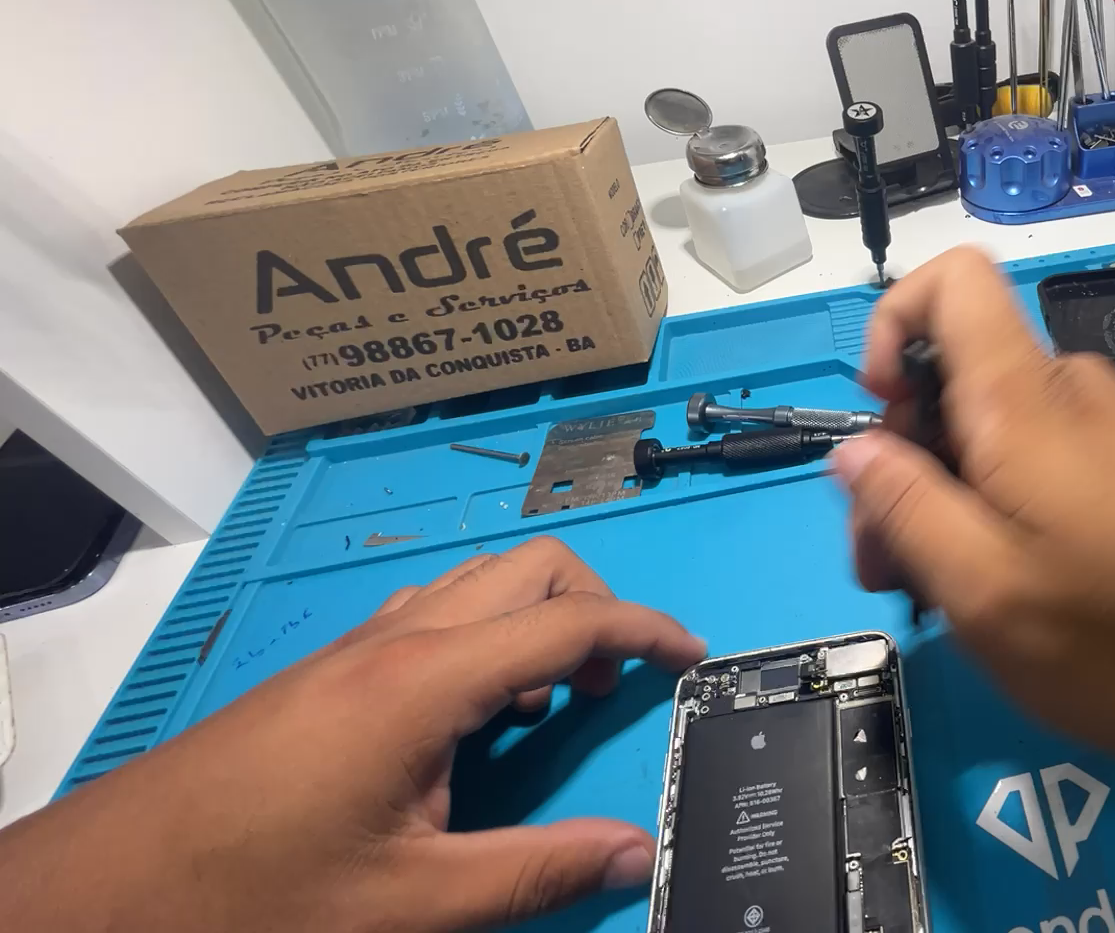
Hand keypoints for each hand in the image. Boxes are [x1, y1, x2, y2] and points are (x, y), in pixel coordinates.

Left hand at [0, 537, 704, 931]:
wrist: (70, 904)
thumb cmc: (242, 901)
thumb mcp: (402, 903)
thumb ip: (536, 872)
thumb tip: (636, 855)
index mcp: (431, 678)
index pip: (574, 622)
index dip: (648, 631)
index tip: (691, 654)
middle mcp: (408, 635)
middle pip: (538, 567)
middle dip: (598, 608)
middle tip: (607, 683)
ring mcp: (367, 639)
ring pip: (490, 578)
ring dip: (542, 617)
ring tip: (543, 698)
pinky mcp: (339, 659)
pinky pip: (446, 607)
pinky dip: (493, 632)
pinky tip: (471, 709)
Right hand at [833, 247, 1114, 760]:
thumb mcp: (985, 591)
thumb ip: (904, 508)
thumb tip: (854, 449)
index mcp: (1022, 397)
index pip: (952, 280)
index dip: (895, 323)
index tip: (883, 414)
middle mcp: (1066, 390)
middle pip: (957, 375)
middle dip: (906, 459)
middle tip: (890, 566)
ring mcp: (1108, 426)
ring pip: (994, 429)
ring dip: (952, 497)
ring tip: (945, 593)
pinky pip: (1042, 459)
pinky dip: (1004, 506)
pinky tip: (1009, 584)